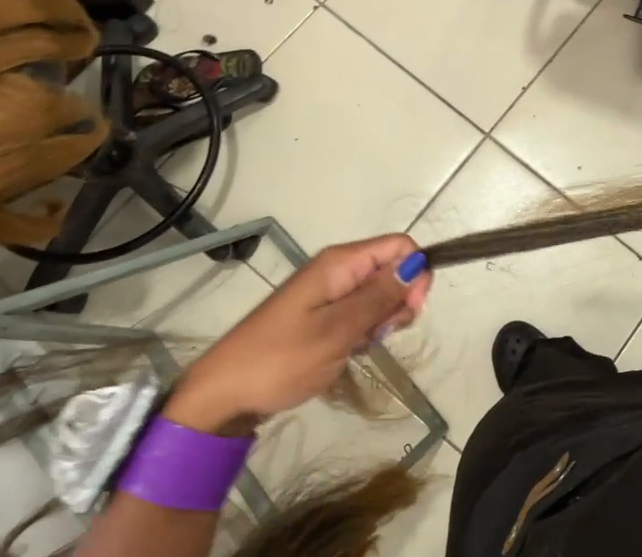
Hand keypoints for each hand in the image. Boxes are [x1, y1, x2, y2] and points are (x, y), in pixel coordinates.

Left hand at [163, 235, 431, 434]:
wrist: (224, 395)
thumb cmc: (281, 360)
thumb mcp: (337, 330)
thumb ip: (379, 296)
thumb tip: (418, 264)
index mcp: (340, 263)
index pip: (399, 246)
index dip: (415, 272)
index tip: (410, 311)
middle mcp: (337, 270)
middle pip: (391, 269)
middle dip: (399, 300)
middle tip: (380, 334)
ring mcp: (328, 294)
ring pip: (378, 294)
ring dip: (381, 320)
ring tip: (358, 346)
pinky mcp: (321, 316)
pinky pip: (359, 314)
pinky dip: (363, 332)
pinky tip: (349, 352)